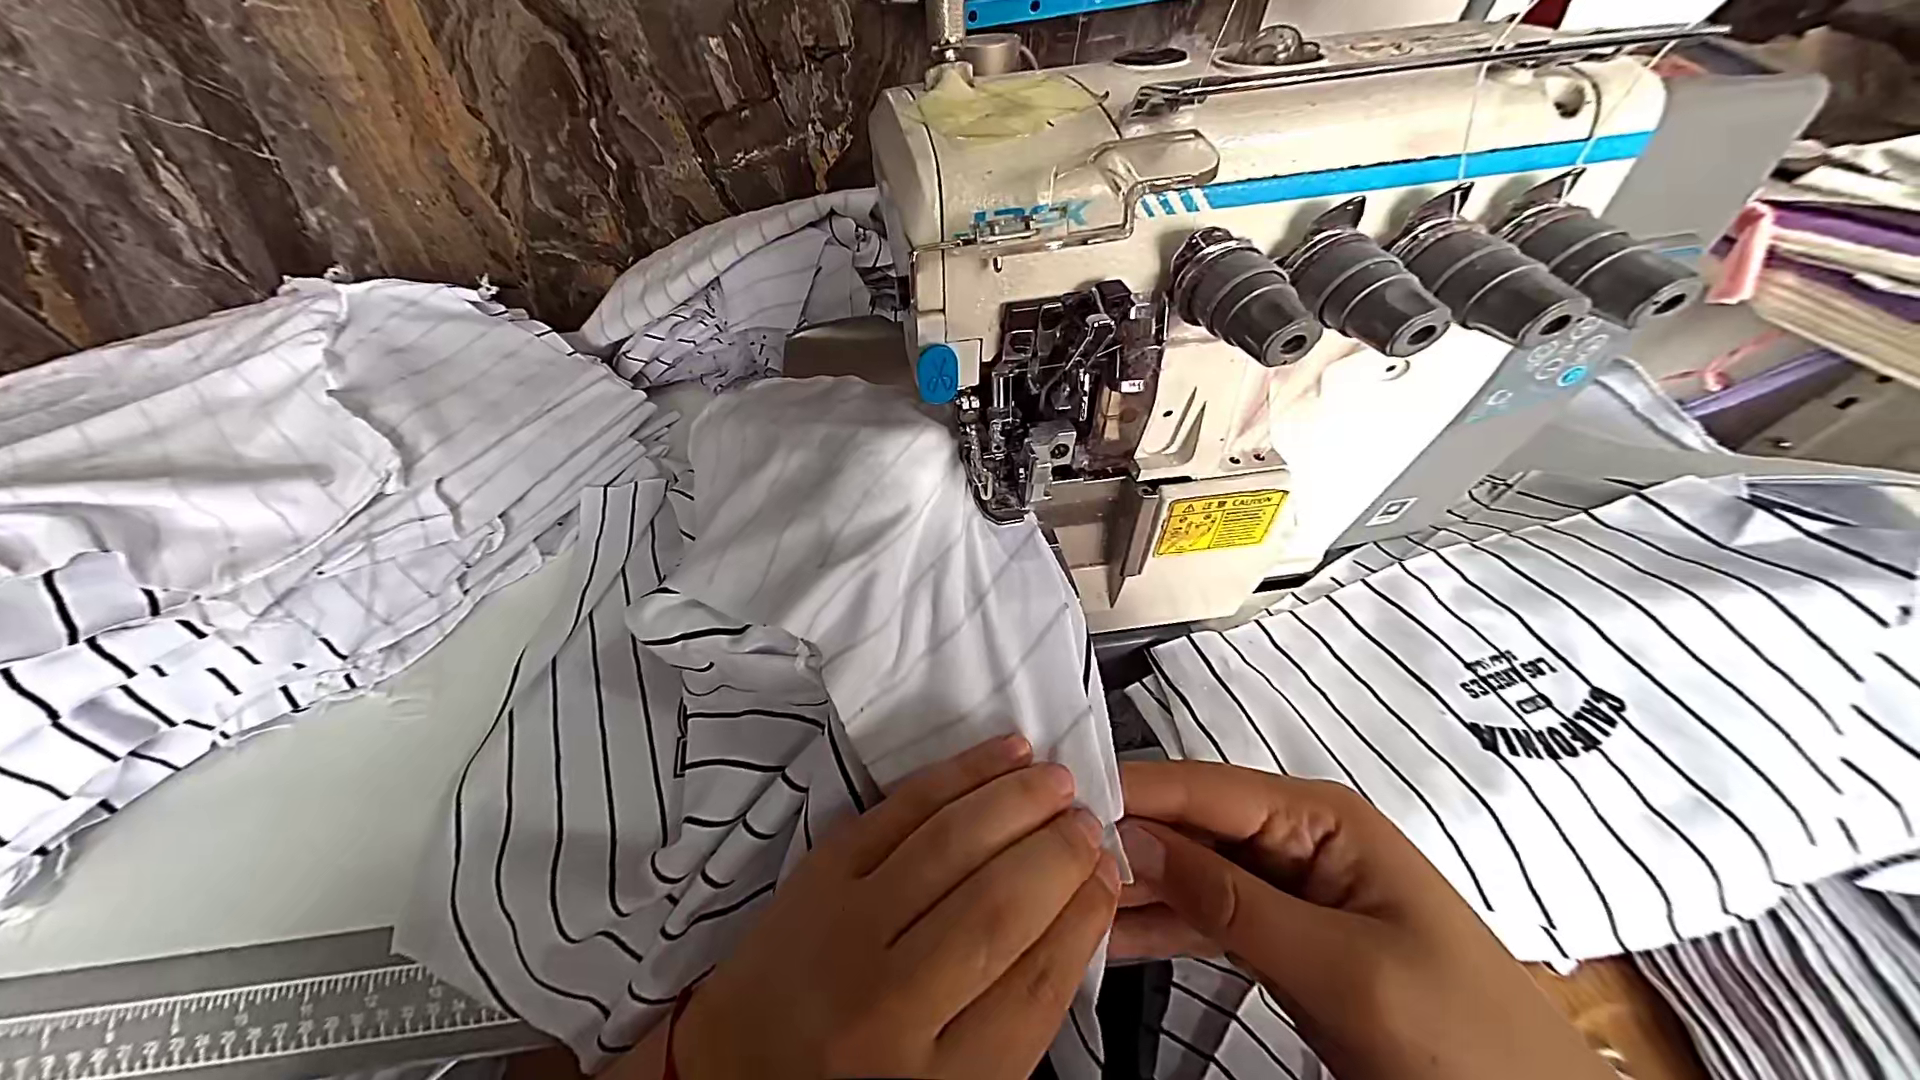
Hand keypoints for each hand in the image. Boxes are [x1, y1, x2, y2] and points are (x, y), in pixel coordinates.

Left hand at [669, 735, 1119, 1079]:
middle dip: (1060, 851)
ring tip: (1059, 782)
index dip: (1084, 914)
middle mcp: (889, 1008)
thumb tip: (1076, 905)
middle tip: (1089, 821)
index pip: (1037, 983)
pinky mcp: (822, 869)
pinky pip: (905, 805)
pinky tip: (1005, 756)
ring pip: (955, 843)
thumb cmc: (855, 1076)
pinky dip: (962, 772)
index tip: (1107, 872)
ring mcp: (847, 928)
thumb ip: (1014, 1009)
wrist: (738, 1065)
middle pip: (1001, 907)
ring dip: (1019, 800)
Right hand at [1115, 761, 1612, 1079]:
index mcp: (1320, 818)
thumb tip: (1134, 839)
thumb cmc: (1463, 1038)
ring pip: (1187, 872)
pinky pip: (1203, 916)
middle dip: (1125, 842)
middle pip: (1188, 826)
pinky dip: (1159, 927)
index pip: (1204, 787)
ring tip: (1069, 902)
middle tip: (1055, 861)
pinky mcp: (1276, 932)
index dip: (1136, 791)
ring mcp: (1282, 886)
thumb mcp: (1344, 970)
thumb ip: (1232, 899)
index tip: (1066, 800)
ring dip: (1133, 889)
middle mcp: (1294, 836)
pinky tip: (1110, 937)